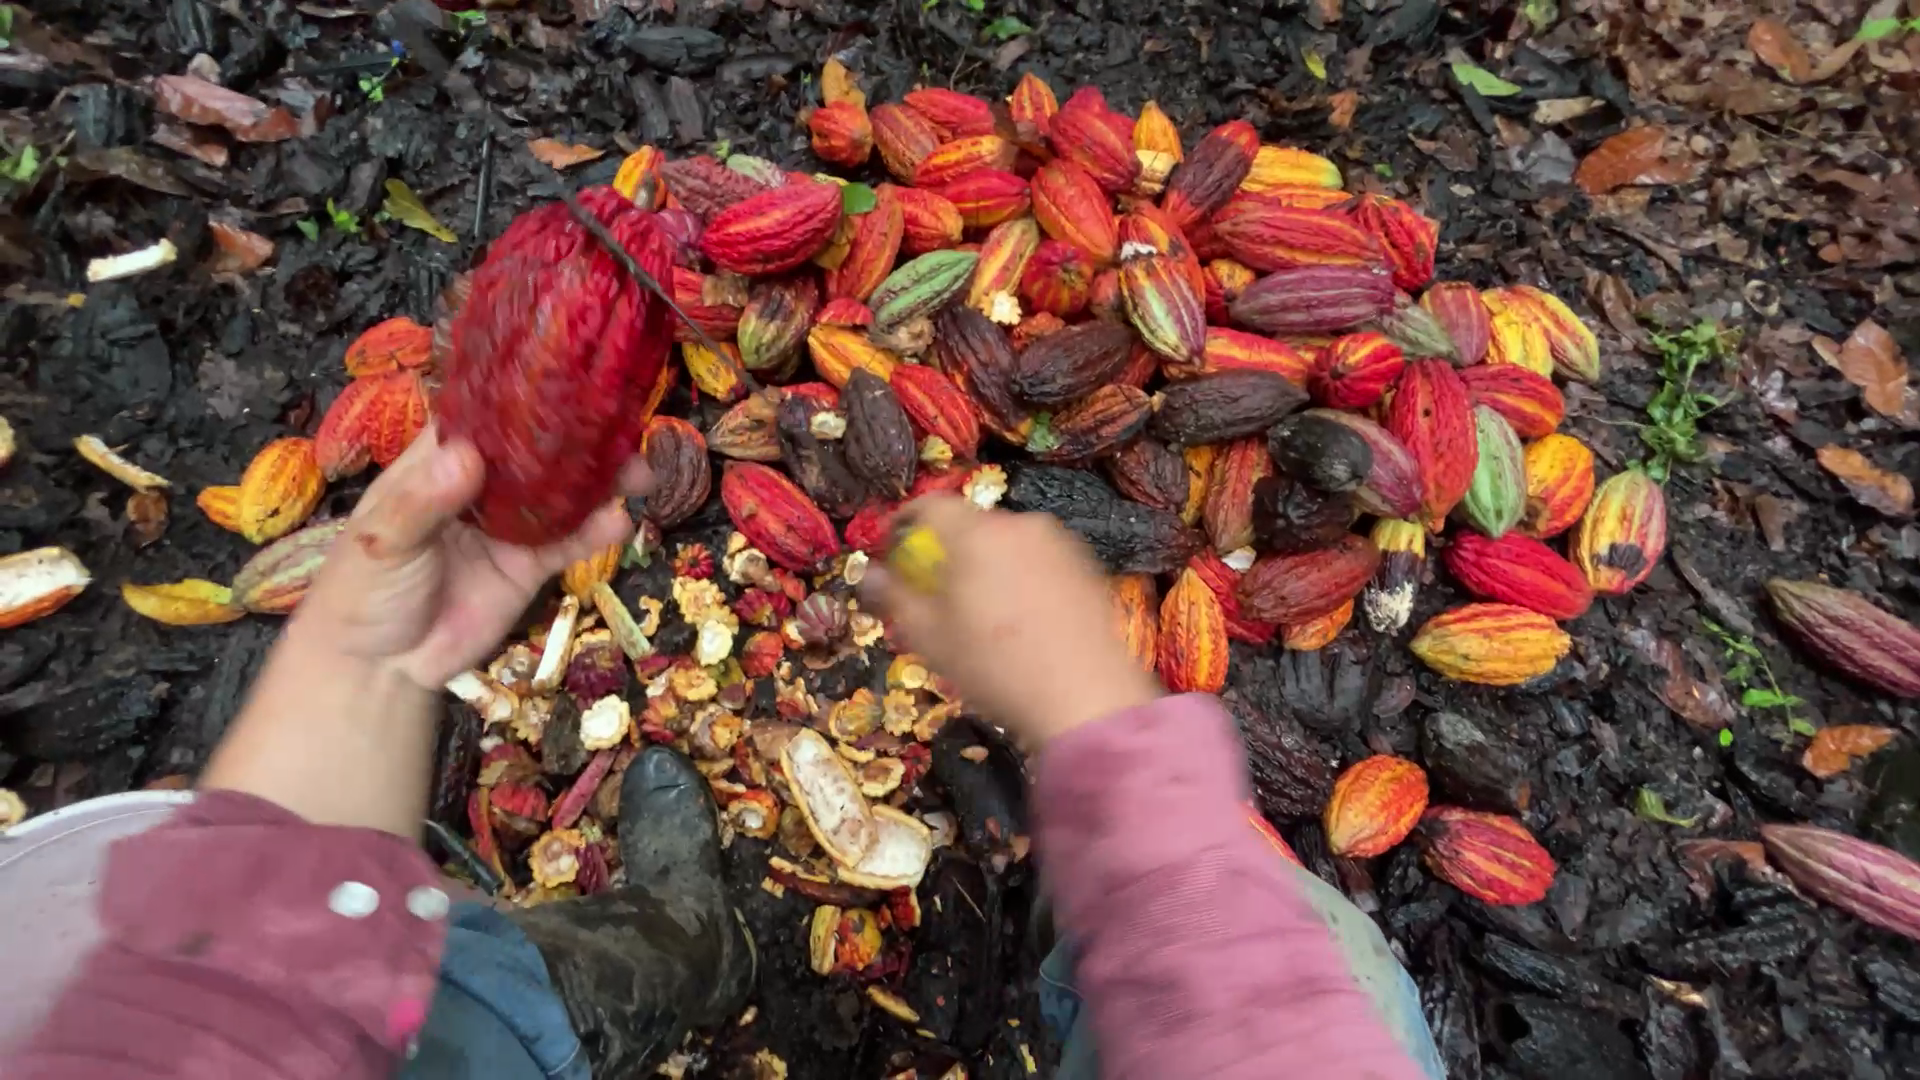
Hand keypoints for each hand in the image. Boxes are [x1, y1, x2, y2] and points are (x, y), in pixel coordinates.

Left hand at [293, 425, 652, 689]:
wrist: (383, 667)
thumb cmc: (362, 590)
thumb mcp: (382, 542)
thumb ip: (423, 502)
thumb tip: (469, 456)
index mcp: (439, 466)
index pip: (486, 422)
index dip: (526, 401)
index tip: (572, 385)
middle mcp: (485, 489)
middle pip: (542, 456)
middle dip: (585, 444)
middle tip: (626, 438)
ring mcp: (514, 528)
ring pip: (568, 497)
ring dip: (605, 485)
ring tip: (641, 477)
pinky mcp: (535, 565)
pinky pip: (573, 544)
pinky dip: (599, 534)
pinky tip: (620, 525)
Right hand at [859, 497, 1161, 745]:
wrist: (1086, 697)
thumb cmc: (996, 667)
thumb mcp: (929, 639)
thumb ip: (893, 597)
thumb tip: (868, 574)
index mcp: (976, 534)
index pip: (929, 505)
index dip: (904, 523)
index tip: (894, 552)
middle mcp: (1019, 525)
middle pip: (969, 525)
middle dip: (947, 551)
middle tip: (938, 593)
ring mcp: (1058, 542)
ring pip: (1006, 543)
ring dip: (987, 564)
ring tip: (985, 613)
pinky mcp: (1086, 564)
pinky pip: (1039, 559)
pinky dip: (1022, 576)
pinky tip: (1025, 620)